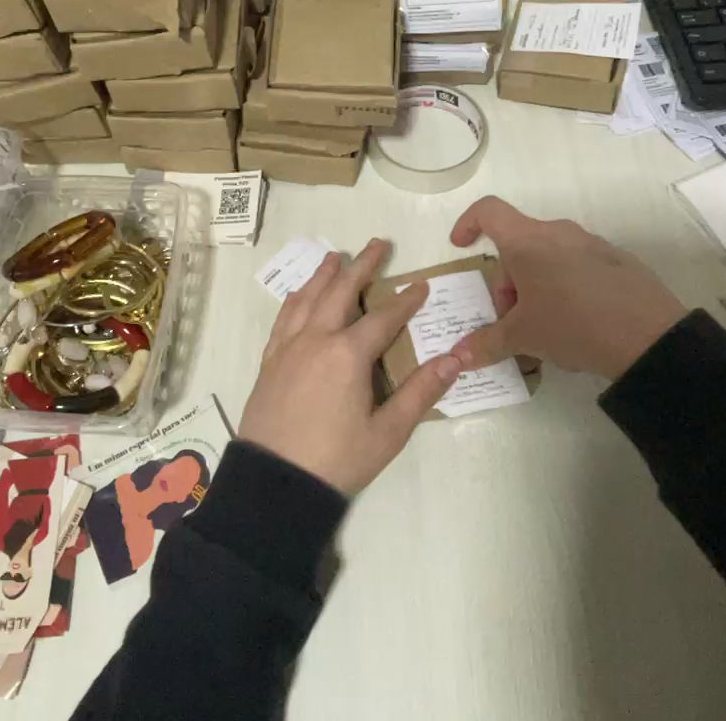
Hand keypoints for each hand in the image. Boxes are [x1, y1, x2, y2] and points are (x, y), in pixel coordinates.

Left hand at [239, 239, 463, 496]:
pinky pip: (284, 318)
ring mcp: (288, 348)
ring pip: (307, 298)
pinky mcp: (270, 361)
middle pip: (340, 292)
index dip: (406, 301)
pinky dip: (296, 299)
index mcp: (348, 354)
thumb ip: (421, 392)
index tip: (422, 285)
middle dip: (362, 266)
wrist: (275, 482)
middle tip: (378, 243)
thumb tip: (455, 359)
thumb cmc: (337, 460)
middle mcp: (316, 339)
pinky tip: (299, 295)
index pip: (383, 318)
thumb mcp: (388, 432)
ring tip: (336, 256)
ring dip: (324, 274)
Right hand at [447, 197, 688, 383]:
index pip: (488, 212)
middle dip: (507, 282)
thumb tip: (457, 356)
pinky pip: (577, 265)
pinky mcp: (618, 261)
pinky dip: (565, 286)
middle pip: (517, 245)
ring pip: (548, 257)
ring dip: (535, 285)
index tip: (462, 247)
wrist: (649, 337)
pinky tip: (577, 322)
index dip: (468, 223)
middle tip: (512, 321)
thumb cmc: (572, 325)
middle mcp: (558, 233)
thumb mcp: (523, 337)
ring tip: (544, 326)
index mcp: (528, 242)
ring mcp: (592, 244)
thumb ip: (486, 343)